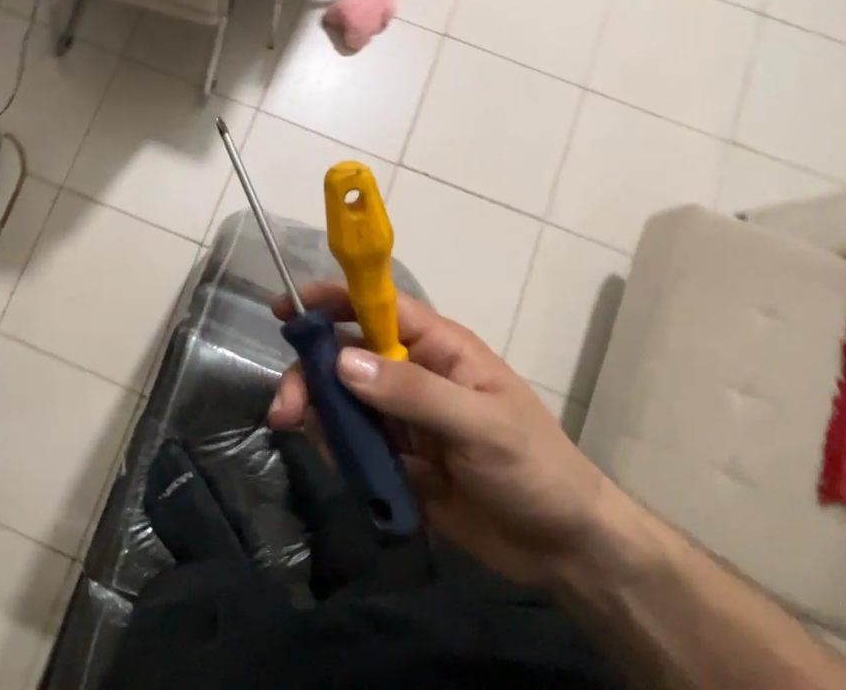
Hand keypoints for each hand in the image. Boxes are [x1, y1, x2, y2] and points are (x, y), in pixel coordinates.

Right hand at [268, 282, 615, 583]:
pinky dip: (335, 448)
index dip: (333, 299)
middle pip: (346, 355)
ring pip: (342, 400)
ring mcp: (403, 419)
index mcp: (441, 349)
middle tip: (284, 408)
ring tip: (297, 434)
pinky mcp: (396, 459)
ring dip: (315, 412)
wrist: (561, 545)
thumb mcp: (481, 425)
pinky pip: (352, 442)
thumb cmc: (534, 468)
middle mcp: (415, 375)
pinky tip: (339, 465)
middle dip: (310, 374)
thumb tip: (342, 360)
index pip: (379, 306)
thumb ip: (414, 392)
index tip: (287, 309)